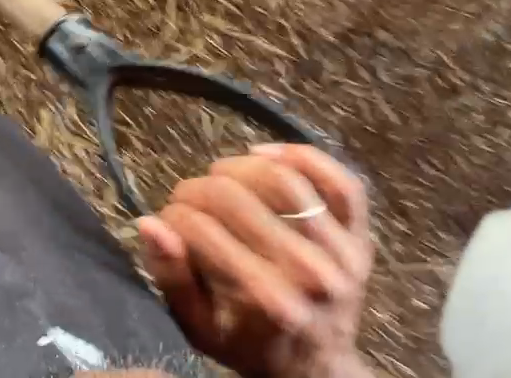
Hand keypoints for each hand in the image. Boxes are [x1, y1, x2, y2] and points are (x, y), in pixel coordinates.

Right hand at [137, 144, 374, 377]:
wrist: (319, 370)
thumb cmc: (247, 344)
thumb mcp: (197, 326)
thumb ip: (171, 277)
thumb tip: (149, 224)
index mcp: (268, 300)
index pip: (197, 226)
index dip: (169, 218)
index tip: (166, 225)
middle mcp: (311, 274)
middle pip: (232, 196)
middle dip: (192, 191)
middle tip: (185, 202)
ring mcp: (343, 254)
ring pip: (281, 178)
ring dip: (235, 167)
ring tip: (218, 180)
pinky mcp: (361, 239)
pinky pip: (341, 182)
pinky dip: (301, 156)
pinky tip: (264, 154)